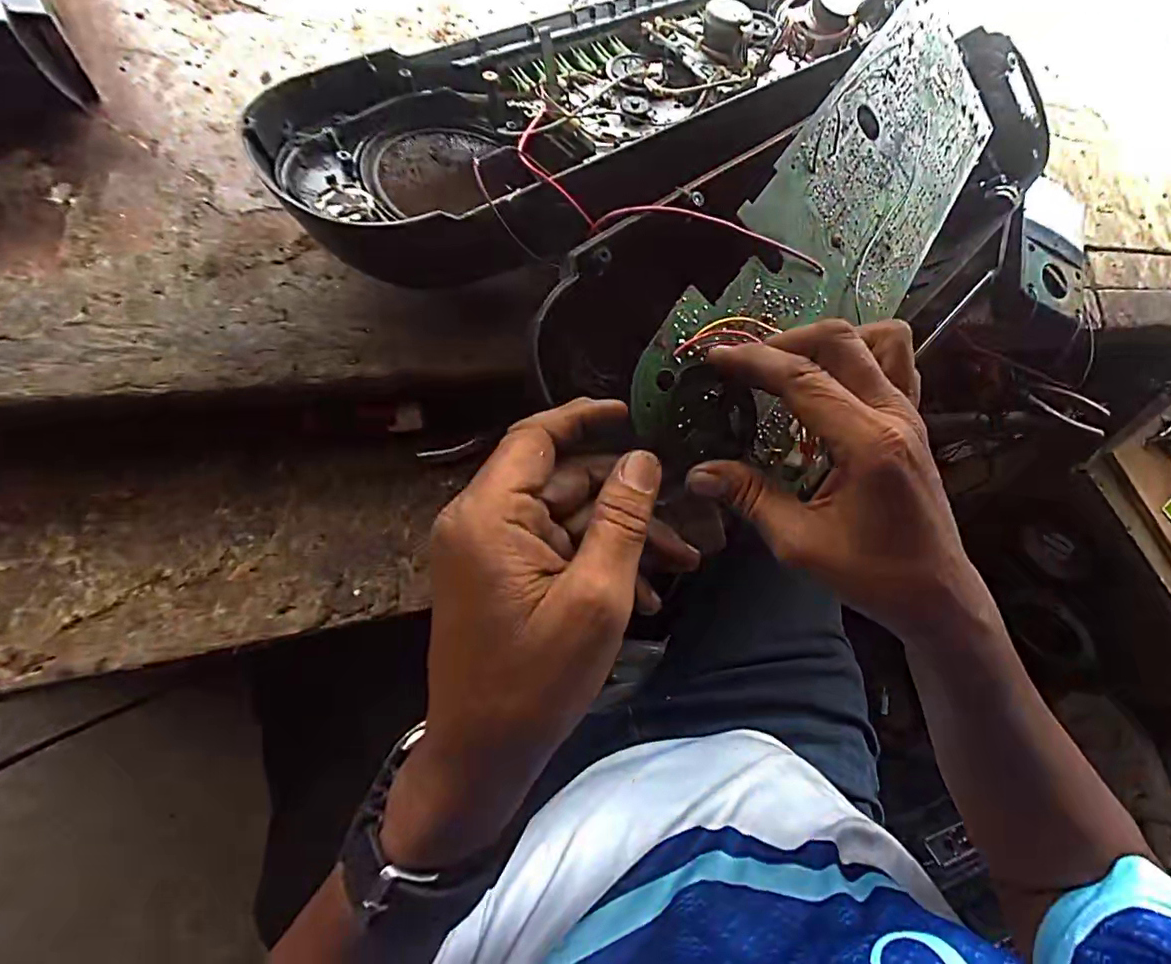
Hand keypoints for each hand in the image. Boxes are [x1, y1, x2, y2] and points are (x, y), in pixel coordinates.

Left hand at [382, 399, 661, 866]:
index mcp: (492, 516)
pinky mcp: (507, 577)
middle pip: (568, 483)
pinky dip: (603, 562)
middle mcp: (485, 523)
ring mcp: (495, 552)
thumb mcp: (596, 596)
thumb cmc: (537, 680)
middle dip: (630, 501)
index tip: (634, 412)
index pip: (536, 437)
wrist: (484, 757)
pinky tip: (647, 594)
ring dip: (626, 537)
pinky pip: (561, 549)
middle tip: (686, 520)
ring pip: (573, 518)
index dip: (586, 417)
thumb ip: (622, 520)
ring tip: (680, 564)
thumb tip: (643, 459)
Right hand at [684, 320, 989, 642]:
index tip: (717, 358)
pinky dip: (863, 356)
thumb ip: (750, 497)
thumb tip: (700, 474)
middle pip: (841, 341)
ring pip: (879, 339)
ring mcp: (910, 414)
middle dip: (787, 341)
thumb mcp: (800, 543)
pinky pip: (896, 363)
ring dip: (831, 342)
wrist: (936, 591)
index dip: (754, 362)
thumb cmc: (874, 575)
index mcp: (868, 443)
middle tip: (748, 363)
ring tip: (794, 366)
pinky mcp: (915, 421)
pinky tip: (834, 382)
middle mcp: (894, 415)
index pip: (803, 379)